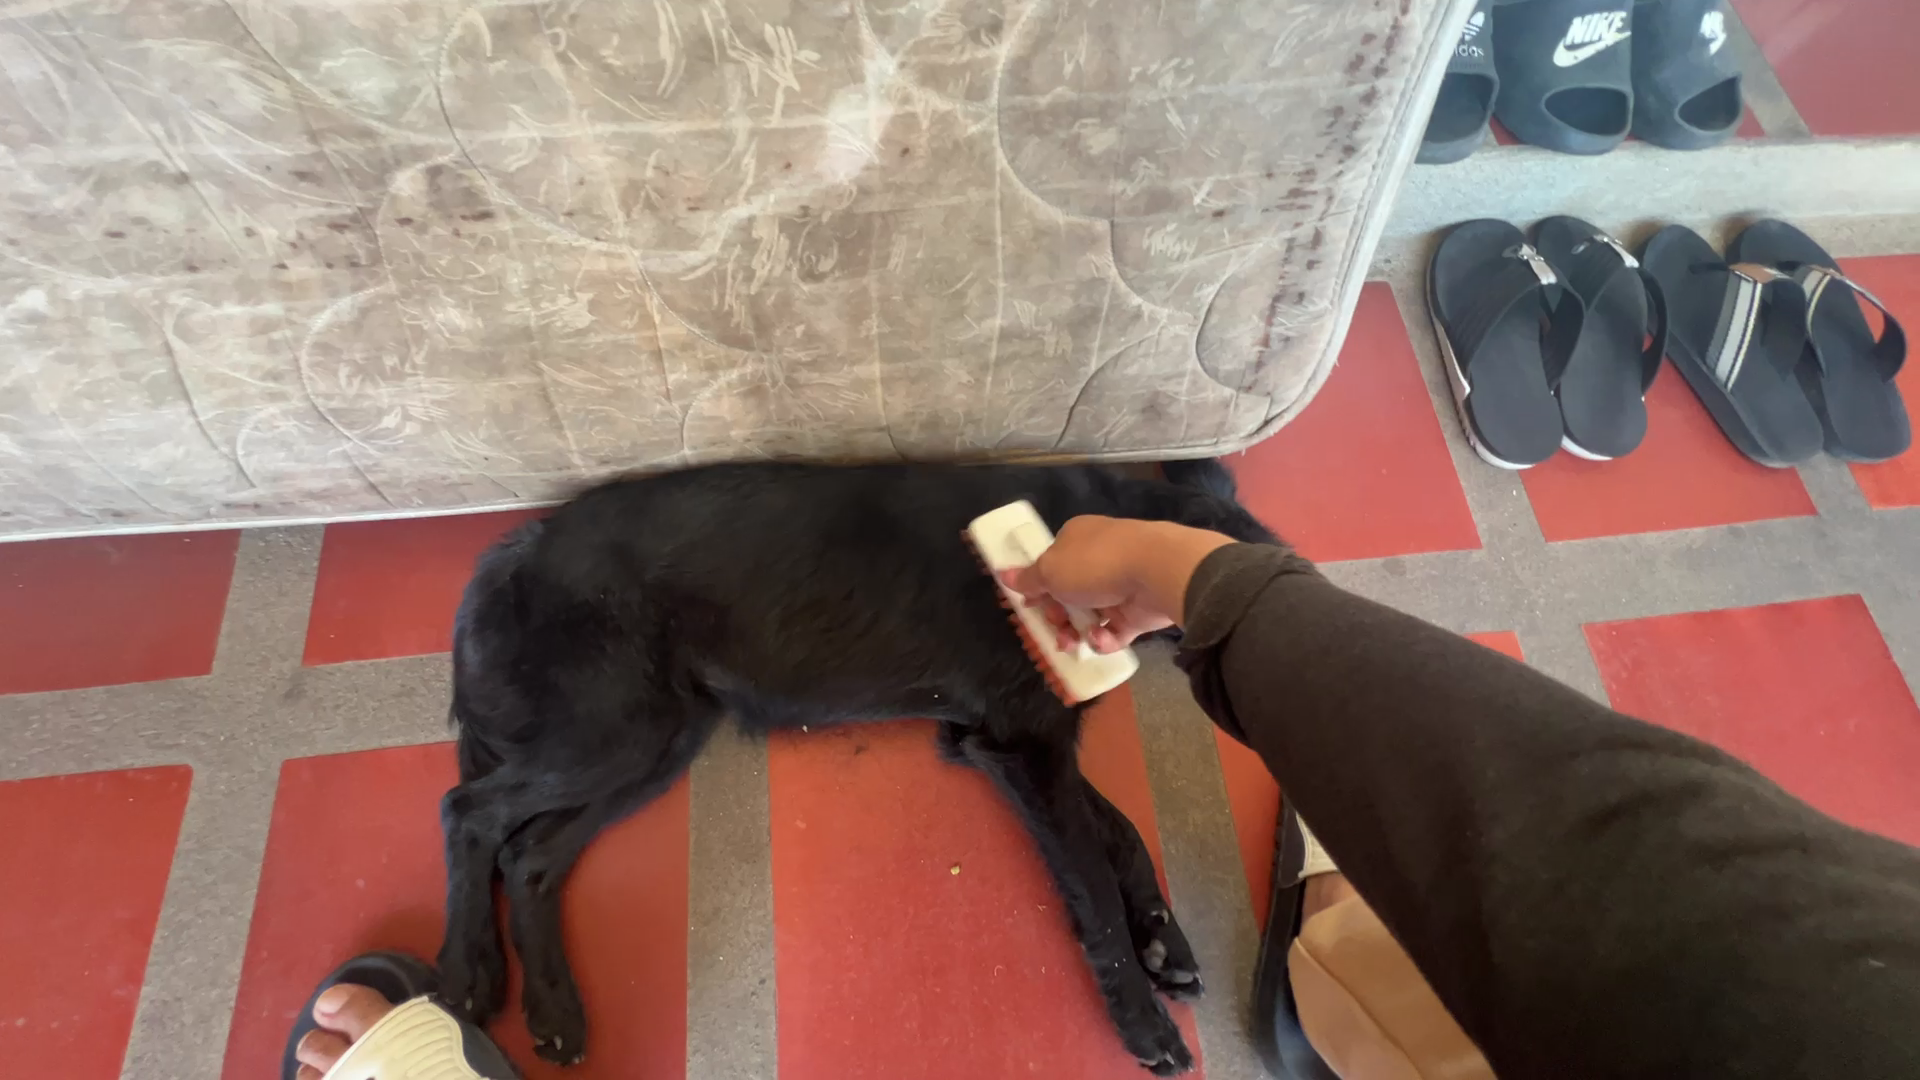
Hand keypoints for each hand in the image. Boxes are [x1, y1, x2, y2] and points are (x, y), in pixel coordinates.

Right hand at [999, 516, 1234, 653]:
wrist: (1156, 571)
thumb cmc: (1095, 564)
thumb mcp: (1050, 570)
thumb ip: (1028, 578)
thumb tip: (1002, 573)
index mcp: (1076, 541)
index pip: (1050, 565)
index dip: (1038, 588)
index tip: (1029, 607)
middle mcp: (1097, 560)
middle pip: (1067, 594)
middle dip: (1056, 616)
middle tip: (1054, 626)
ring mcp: (1119, 586)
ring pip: (1088, 615)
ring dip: (1076, 632)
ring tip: (1071, 643)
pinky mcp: (1137, 612)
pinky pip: (1113, 630)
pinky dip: (1104, 638)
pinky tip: (1100, 638)